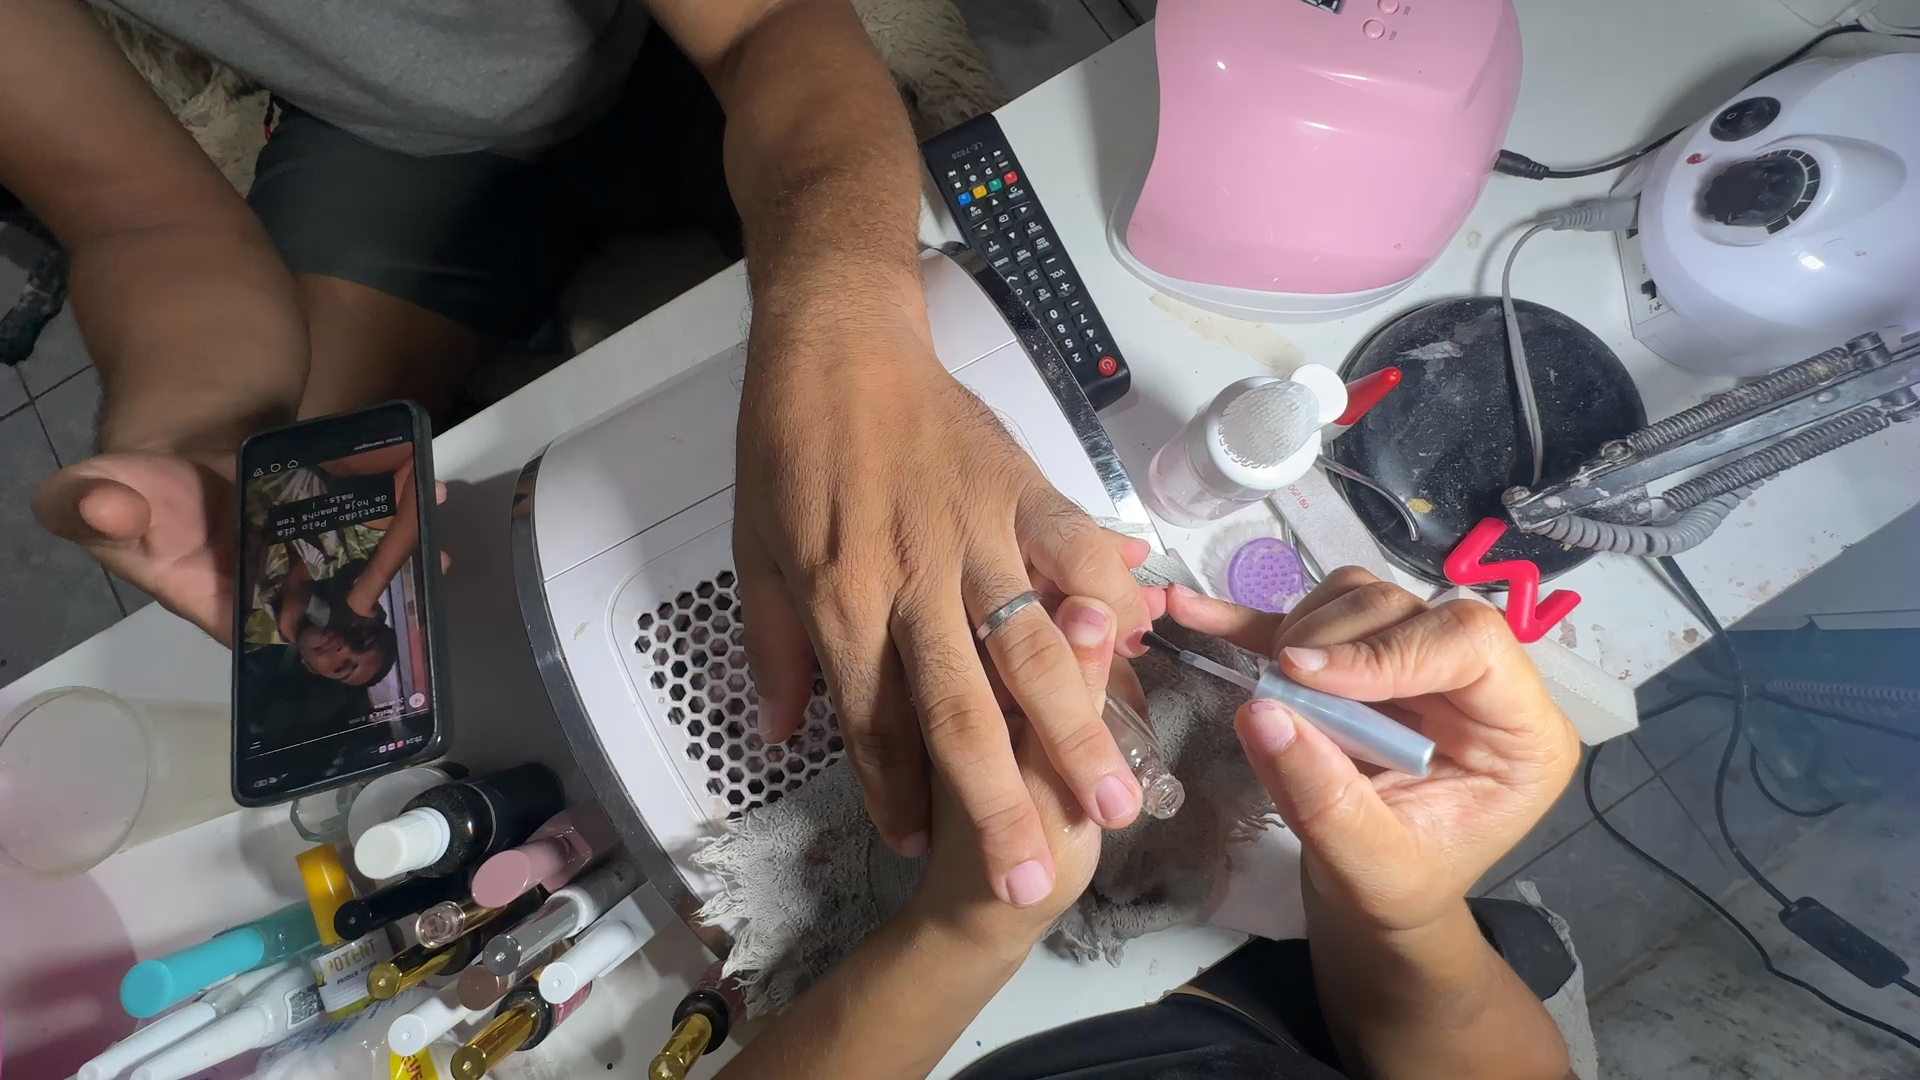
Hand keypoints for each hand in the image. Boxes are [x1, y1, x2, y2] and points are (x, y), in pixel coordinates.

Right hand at [34, 450, 448, 644]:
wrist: (176, 444)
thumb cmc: (131, 487)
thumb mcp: (93, 494)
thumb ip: (86, 507)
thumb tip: (103, 504)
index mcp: (224, 598)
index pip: (274, 633)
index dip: (314, 637)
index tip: (356, 633)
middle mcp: (280, 583)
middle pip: (337, 601)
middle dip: (380, 599)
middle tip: (419, 587)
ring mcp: (313, 550)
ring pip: (367, 562)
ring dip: (403, 556)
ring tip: (436, 550)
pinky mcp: (335, 517)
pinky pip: (376, 521)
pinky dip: (402, 512)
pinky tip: (431, 498)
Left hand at [734, 306, 1152, 908]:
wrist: (834, 353)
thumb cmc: (788, 453)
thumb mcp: (754, 555)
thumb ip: (771, 650)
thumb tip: (779, 733)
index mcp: (840, 607)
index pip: (875, 724)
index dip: (897, 792)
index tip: (923, 849)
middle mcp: (911, 588)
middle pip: (958, 710)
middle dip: (995, 802)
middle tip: (1035, 882)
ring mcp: (973, 539)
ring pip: (1027, 647)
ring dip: (1070, 725)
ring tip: (1112, 795)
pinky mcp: (1018, 490)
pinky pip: (1073, 548)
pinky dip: (1110, 590)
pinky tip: (1141, 639)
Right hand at [1163, 570, 1578, 932]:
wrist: (1376, 889)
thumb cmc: (1396, 885)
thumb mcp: (1369, 864)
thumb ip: (1323, 796)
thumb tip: (1260, 712)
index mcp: (1514, 730)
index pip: (1469, 642)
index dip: (1385, 647)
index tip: (1304, 675)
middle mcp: (1471, 681)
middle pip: (1403, 608)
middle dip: (1331, 639)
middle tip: (1280, 683)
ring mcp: (1409, 662)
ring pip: (1357, 598)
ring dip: (1300, 628)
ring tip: (1271, 678)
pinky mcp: (1351, 660)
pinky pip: (1305, 619)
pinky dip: (1248, 619)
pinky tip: (1194, 610)